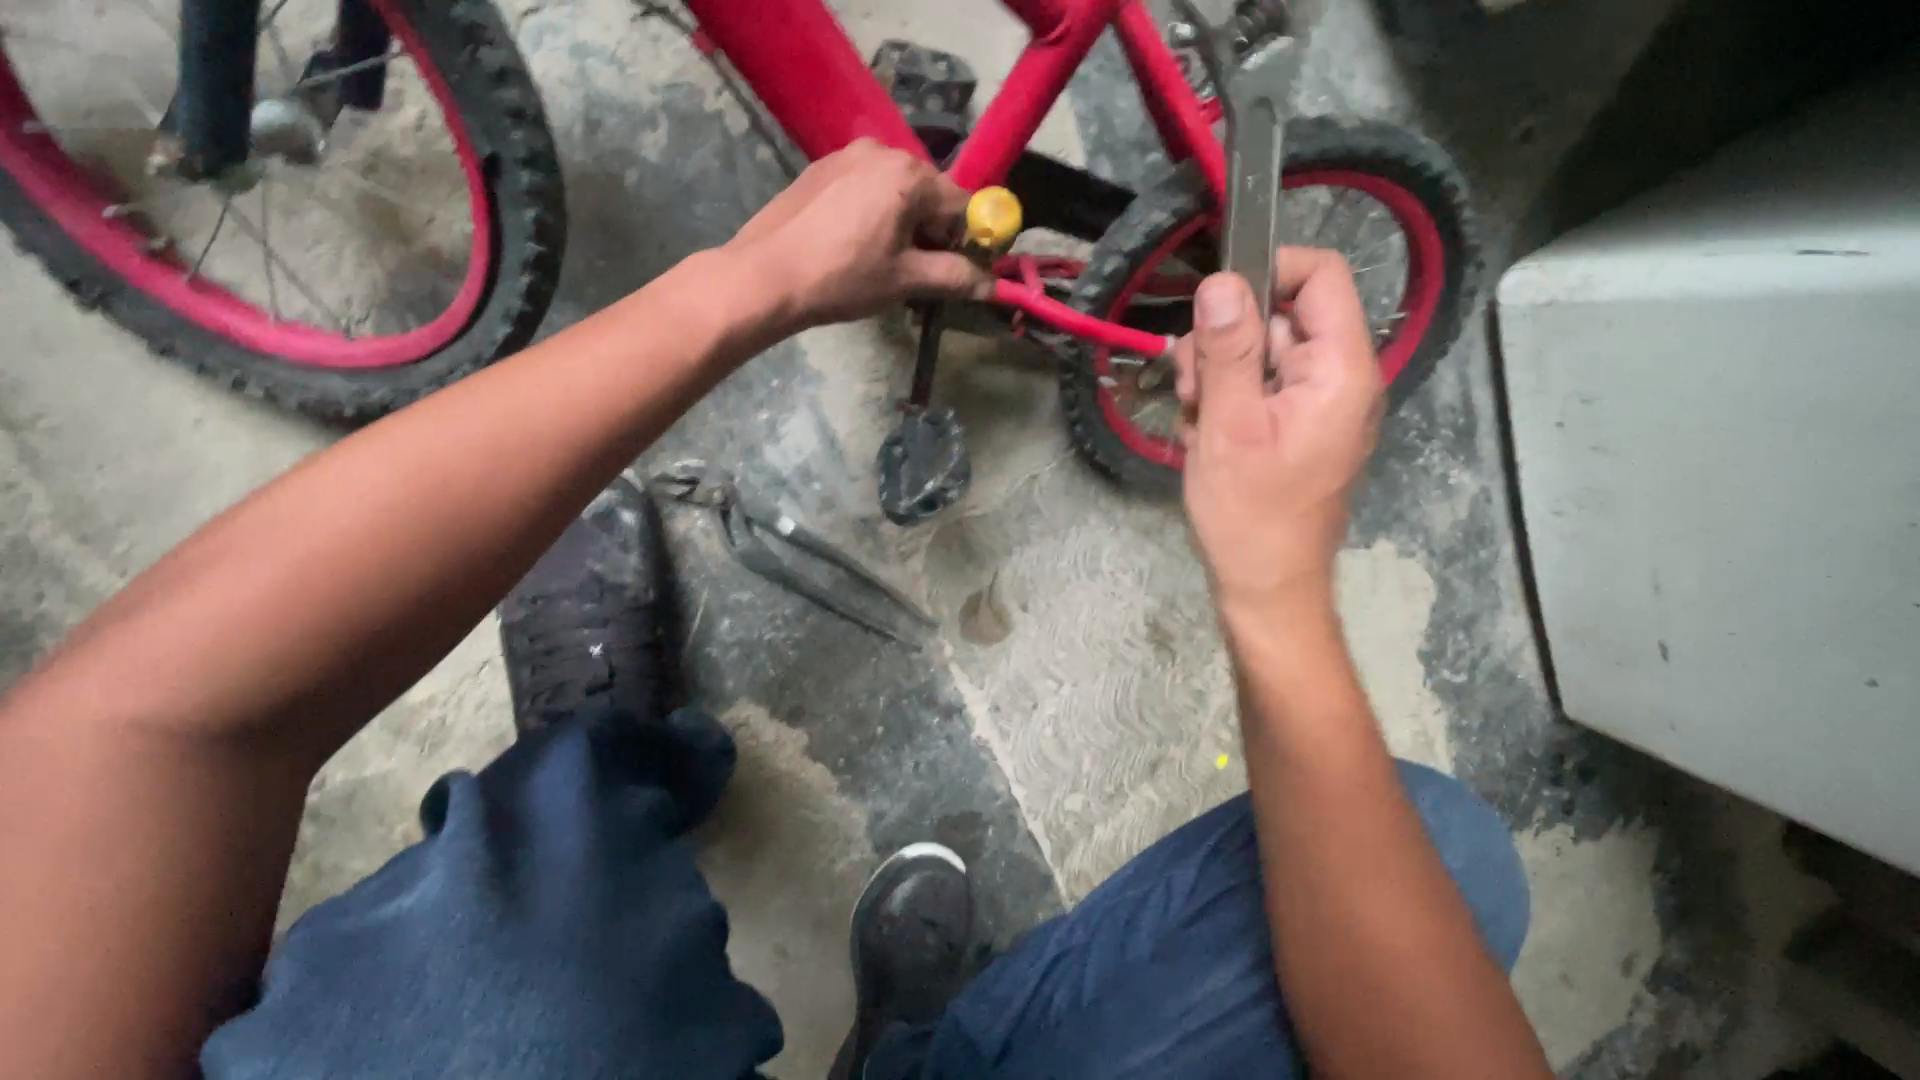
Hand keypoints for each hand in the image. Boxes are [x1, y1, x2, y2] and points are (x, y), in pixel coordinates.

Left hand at [724, 139, 992, 332]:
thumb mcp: (905, 280)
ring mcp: (846, 155)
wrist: (764, 277)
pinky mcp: (821, 169)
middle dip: (933, 232)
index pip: (962, 204)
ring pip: (896, 191)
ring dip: (903, 224)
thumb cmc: (842, 278)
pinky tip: (854, 246)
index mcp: (909, 174)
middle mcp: (881, 151)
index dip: (969, 241)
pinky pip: (865, 188)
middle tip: (917, 273)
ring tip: (883, 263)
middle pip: (929, 193)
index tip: (960, 271)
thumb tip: (992, 285)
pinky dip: (873, 214)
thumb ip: (955, 277)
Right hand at [1176, 248, 1383, 611]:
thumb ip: (1227, 352)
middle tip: (1191, 387)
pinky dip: (1223, 402)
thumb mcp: (1229, 428)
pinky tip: (1205, 435)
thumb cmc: (1251, 514)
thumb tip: (1220, 283)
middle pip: (1279, 314)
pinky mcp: (1296, 425)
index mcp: (1341, 370)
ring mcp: (1317, 402)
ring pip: (1258, 351)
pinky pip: (1256, 387)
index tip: (1213, 304)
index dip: (1268, 270)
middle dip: (1225, 340)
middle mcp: (1339, 376)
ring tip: (1197, 420)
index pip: (1321, 275)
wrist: (1267, 586)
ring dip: (1215, 375)